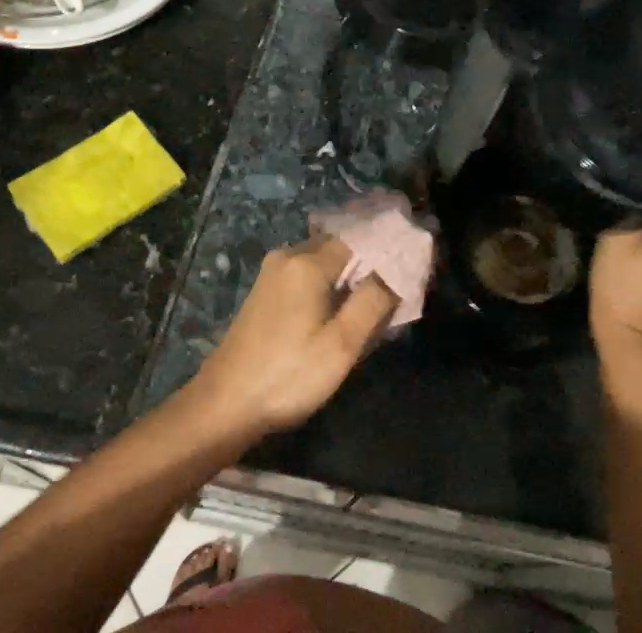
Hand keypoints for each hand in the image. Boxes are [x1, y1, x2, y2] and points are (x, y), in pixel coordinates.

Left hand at [187, 235, 397, 436]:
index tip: (417, 262)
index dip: (391, 248)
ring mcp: (273, 273)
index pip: (362, 236)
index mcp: (307, 261)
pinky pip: (310, 276)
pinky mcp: (267, 292)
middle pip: (343, 246)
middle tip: (403, 286)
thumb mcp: (341, 344)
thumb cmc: (288, 376)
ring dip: (353, 276)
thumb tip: (398, 268)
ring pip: (327, 262)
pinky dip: (333, 286)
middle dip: (374, 262)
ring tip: (382, 301)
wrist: (223, 405)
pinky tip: (346, 310)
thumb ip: (374, 301)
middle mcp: (288, 255)